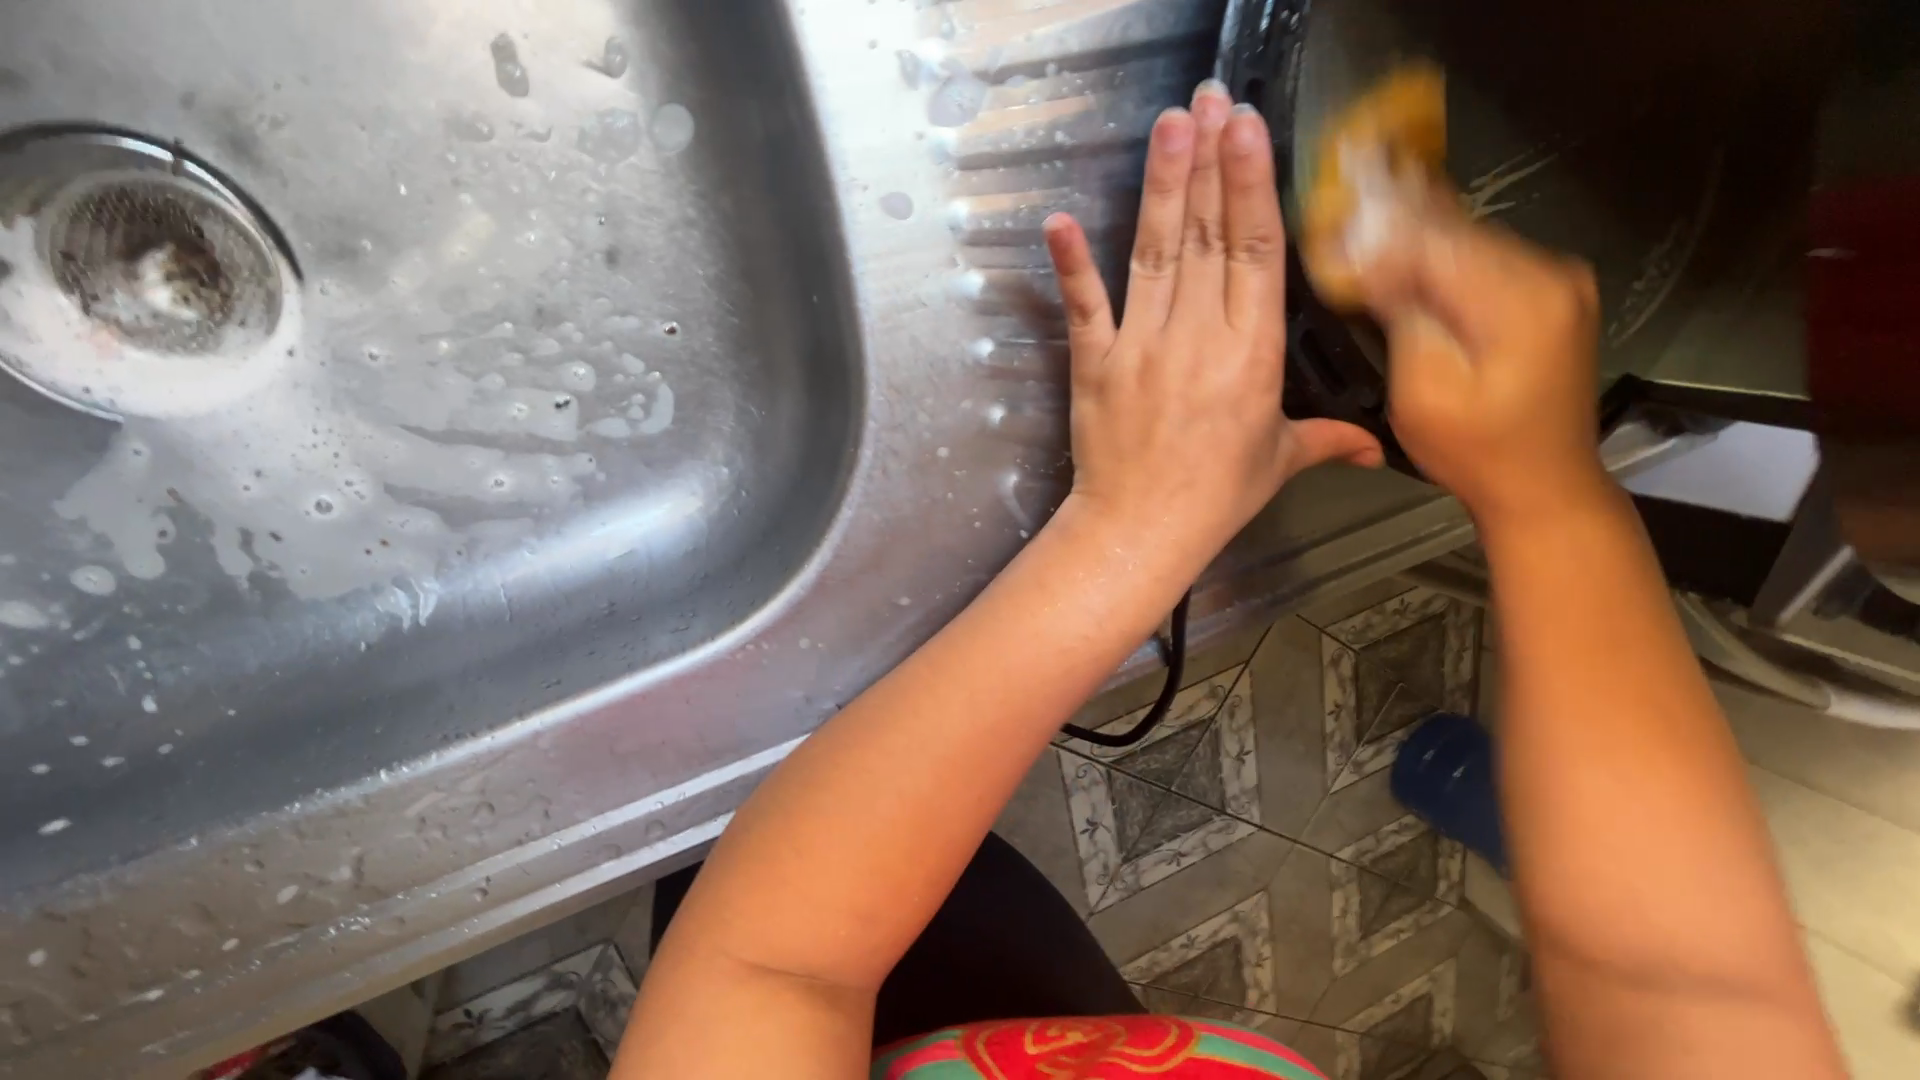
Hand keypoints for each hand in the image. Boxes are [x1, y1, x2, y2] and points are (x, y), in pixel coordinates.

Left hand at [1043, 81, 1381, 575]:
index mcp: (1252, 353)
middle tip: (1209, 99)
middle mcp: (1198, 337)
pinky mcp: (1094, 363)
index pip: (1255, 252)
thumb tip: (1376, 446)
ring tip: (1169, 126)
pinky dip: (1071, 265)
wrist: (1140, 531)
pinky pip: (1084, 307)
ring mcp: (1141, 346)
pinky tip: (1060, 220)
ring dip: (1160, 187)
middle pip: (1205, 236)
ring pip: (1154, 254)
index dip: (1250, 185)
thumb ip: (1328, 439)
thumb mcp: (1279, 462)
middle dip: (1209, 162)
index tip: (1246, 129)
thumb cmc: (1212, 499)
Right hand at [1350, 203, 1611, 527]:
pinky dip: (1446, 263)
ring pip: (1473, 243)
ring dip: (1420, 245)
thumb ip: (1403, 316)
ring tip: (1366, 247)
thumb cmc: (1473, 449)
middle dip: (1397, 232)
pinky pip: (1489, 263)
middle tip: (1339, 229)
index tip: (1330, 236)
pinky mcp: (1555, 295)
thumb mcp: (1423, 390)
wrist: (1543, 484)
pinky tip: (1410, 267)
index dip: (1379, 237)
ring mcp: (1561, 282)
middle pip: (1458, 234)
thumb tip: (1373, 264)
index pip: (1435, 241)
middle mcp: (1552, 274)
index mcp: (1519, 298)